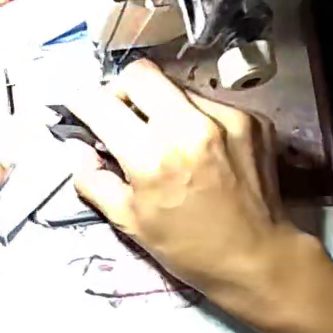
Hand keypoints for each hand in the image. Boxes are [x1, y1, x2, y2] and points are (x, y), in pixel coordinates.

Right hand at [61, 60, 317, 309]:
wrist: (257, 258)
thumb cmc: (188, 249)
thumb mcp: (131, 223)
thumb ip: (94, 180)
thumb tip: (75, 147)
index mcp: (152, 158)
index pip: (102, 105)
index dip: (81, 102)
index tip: (79, 108)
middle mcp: (189, 127)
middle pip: (139, 74)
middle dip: (121, 90)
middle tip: (121, 117)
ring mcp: (226, 118)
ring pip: (176, 85)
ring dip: (159, 105)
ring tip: (163, 138)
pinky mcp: (252, 119)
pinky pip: (208, 102)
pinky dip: (193, 117)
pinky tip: (198, 147)